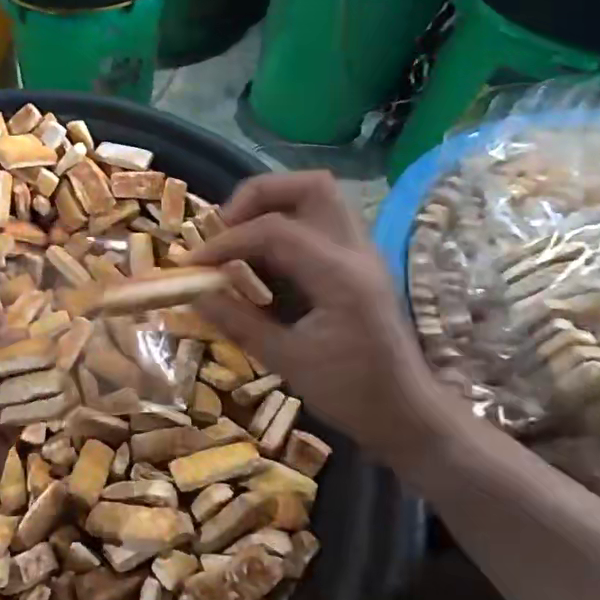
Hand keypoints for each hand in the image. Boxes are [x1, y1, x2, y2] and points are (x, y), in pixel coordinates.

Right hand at [189, 173, 455, 467]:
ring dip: (273, 208)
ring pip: (318, 198)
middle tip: (224, 231)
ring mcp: (363, 253)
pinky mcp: (360, 264)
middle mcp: (357, 250)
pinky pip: (321, 223)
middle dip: (257, 197)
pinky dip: (287, 228)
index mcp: (340, 275)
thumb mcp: (287, 361)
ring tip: (240, 243)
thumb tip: (193, 293)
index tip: (194, 263)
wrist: (406, 413)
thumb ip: (238, 321)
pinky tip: (265, 265)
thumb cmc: (350, 394)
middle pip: (309, 186)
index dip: (226, 241)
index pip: (275, 230)